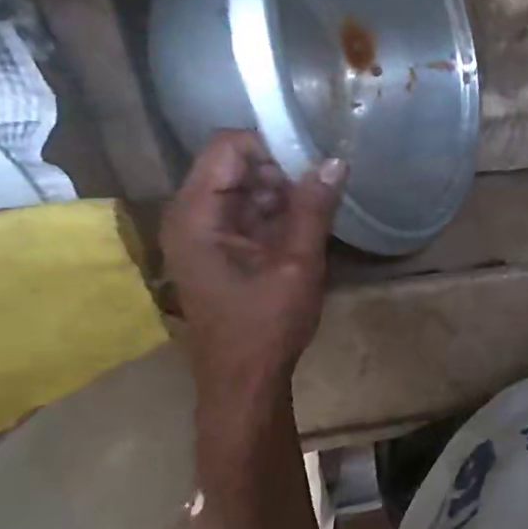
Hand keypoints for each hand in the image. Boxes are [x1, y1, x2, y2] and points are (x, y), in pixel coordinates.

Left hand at [160, 131, 346, 393]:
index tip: (311, 158)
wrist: (245, 384)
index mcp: (196, 214)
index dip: (270, 144)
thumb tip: (335, 160)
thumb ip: (313, 208)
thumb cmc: (265, 327)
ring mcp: (205, 232)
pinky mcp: (221, 247)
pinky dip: (279, 210)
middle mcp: (192, 215)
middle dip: (280, 167)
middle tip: (321, 185)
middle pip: (236, 163)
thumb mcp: (296, 264)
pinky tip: (308, 221)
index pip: (227, 147)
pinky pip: (250, 210)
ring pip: (246, 185)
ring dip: (284, 189)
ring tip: (320, 204)